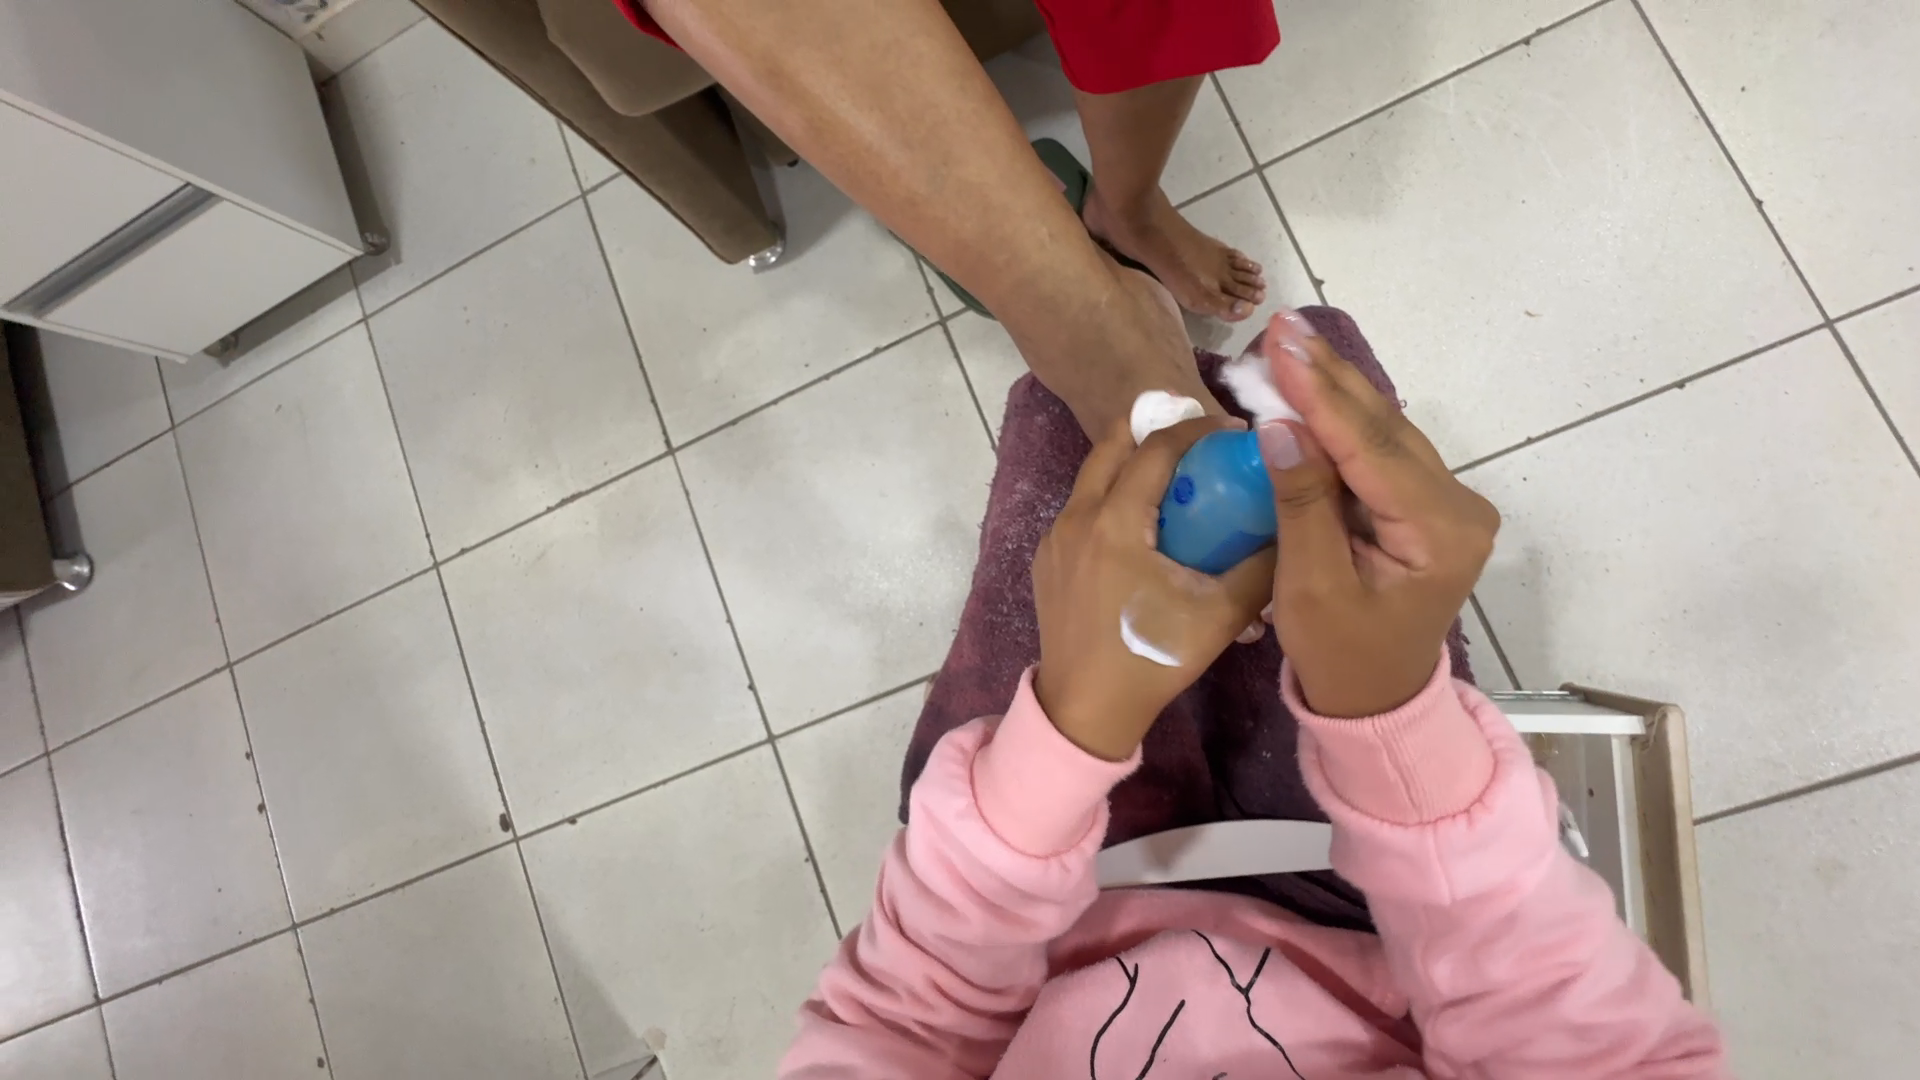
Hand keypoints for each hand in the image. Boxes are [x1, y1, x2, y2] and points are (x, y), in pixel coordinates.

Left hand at [1032, 417, 1274, 760]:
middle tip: (1197, 442)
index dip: (1196, 429)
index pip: (1155, 449)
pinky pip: (1079, 508)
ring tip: (1173, 479)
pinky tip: (1140, 523)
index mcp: (1114, 522)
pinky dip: (1109, 496)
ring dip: (1128, 463)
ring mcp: (1053, 538)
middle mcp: (1075, 517)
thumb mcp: (1220, 614)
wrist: (1085, 706)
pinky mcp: (1045, 558)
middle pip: (1111, 446)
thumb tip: (1291, 527)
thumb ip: (1261, 566)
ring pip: (1090, 476)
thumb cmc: (1152, 659)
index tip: (1231, 429)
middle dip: (1153, 431)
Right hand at [1254, 310, 1500, 718]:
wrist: (1375, 695)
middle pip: (1381, 426)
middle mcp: (1453, 504)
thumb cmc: (1339, 652)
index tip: (1282, 346)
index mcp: (1439, 531)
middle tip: (1280, 326)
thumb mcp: (1309, 586)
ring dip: (1328, 388)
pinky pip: (1372, 450)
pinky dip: (1334, 418)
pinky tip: (1305, 386)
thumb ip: (1300, 505)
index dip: (1321, 395)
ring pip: (1379, 430)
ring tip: (1287, 344)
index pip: (1371, 448)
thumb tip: (1281, 429)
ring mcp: (1439, 501)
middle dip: (1326, 375)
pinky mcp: (1417, 502)